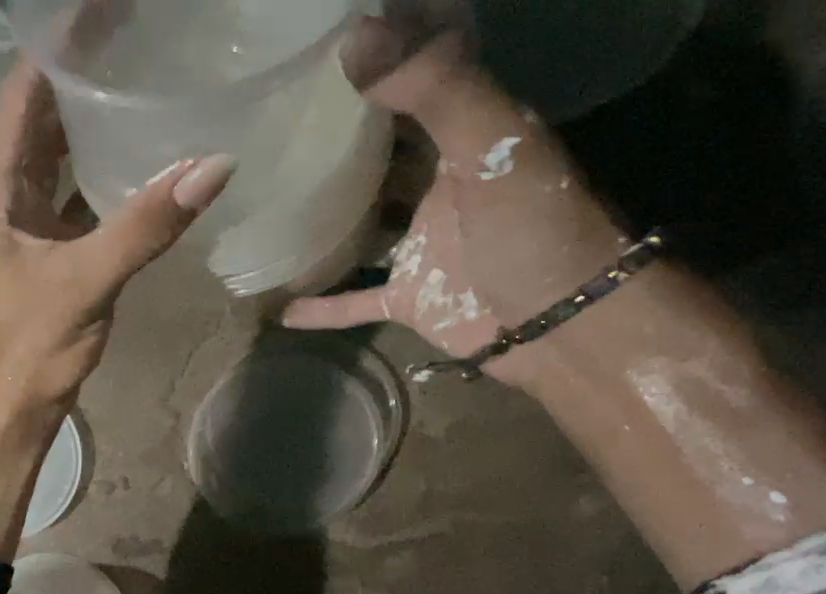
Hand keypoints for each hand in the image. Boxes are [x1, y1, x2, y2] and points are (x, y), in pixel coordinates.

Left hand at [0, 60, 235, 426]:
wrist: (14, 410)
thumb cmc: (33, 350)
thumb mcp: (87, 283)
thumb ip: (146, 224)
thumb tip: (217, 162)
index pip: (19, 95)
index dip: (56, 45)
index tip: (100, 9)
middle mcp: (2, 196)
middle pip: (36, 112)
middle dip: (77, 67)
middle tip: (131, 29)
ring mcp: (23, 221)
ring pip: (54, 148)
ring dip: (88, 110)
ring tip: (139, 64)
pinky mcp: (45, 245)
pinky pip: (71, 185)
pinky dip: (99, 160)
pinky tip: (137, 141)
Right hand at [283, 20, 631, 383]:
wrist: (562, 324)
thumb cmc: (532, 227)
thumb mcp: (490, 142)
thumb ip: (432, 88)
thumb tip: (354, 38)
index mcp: (466, 138)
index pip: (415, 90)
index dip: (374, 68)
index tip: (314, 55)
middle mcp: (440, 187)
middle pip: (379, 158)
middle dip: (335, 143)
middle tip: (272, 127)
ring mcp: (421, 246)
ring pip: (360, 227)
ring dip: (320, 223)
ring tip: (263, 209)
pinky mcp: (407, 298)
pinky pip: (351, 301)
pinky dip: (318, 306)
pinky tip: (275, 304)